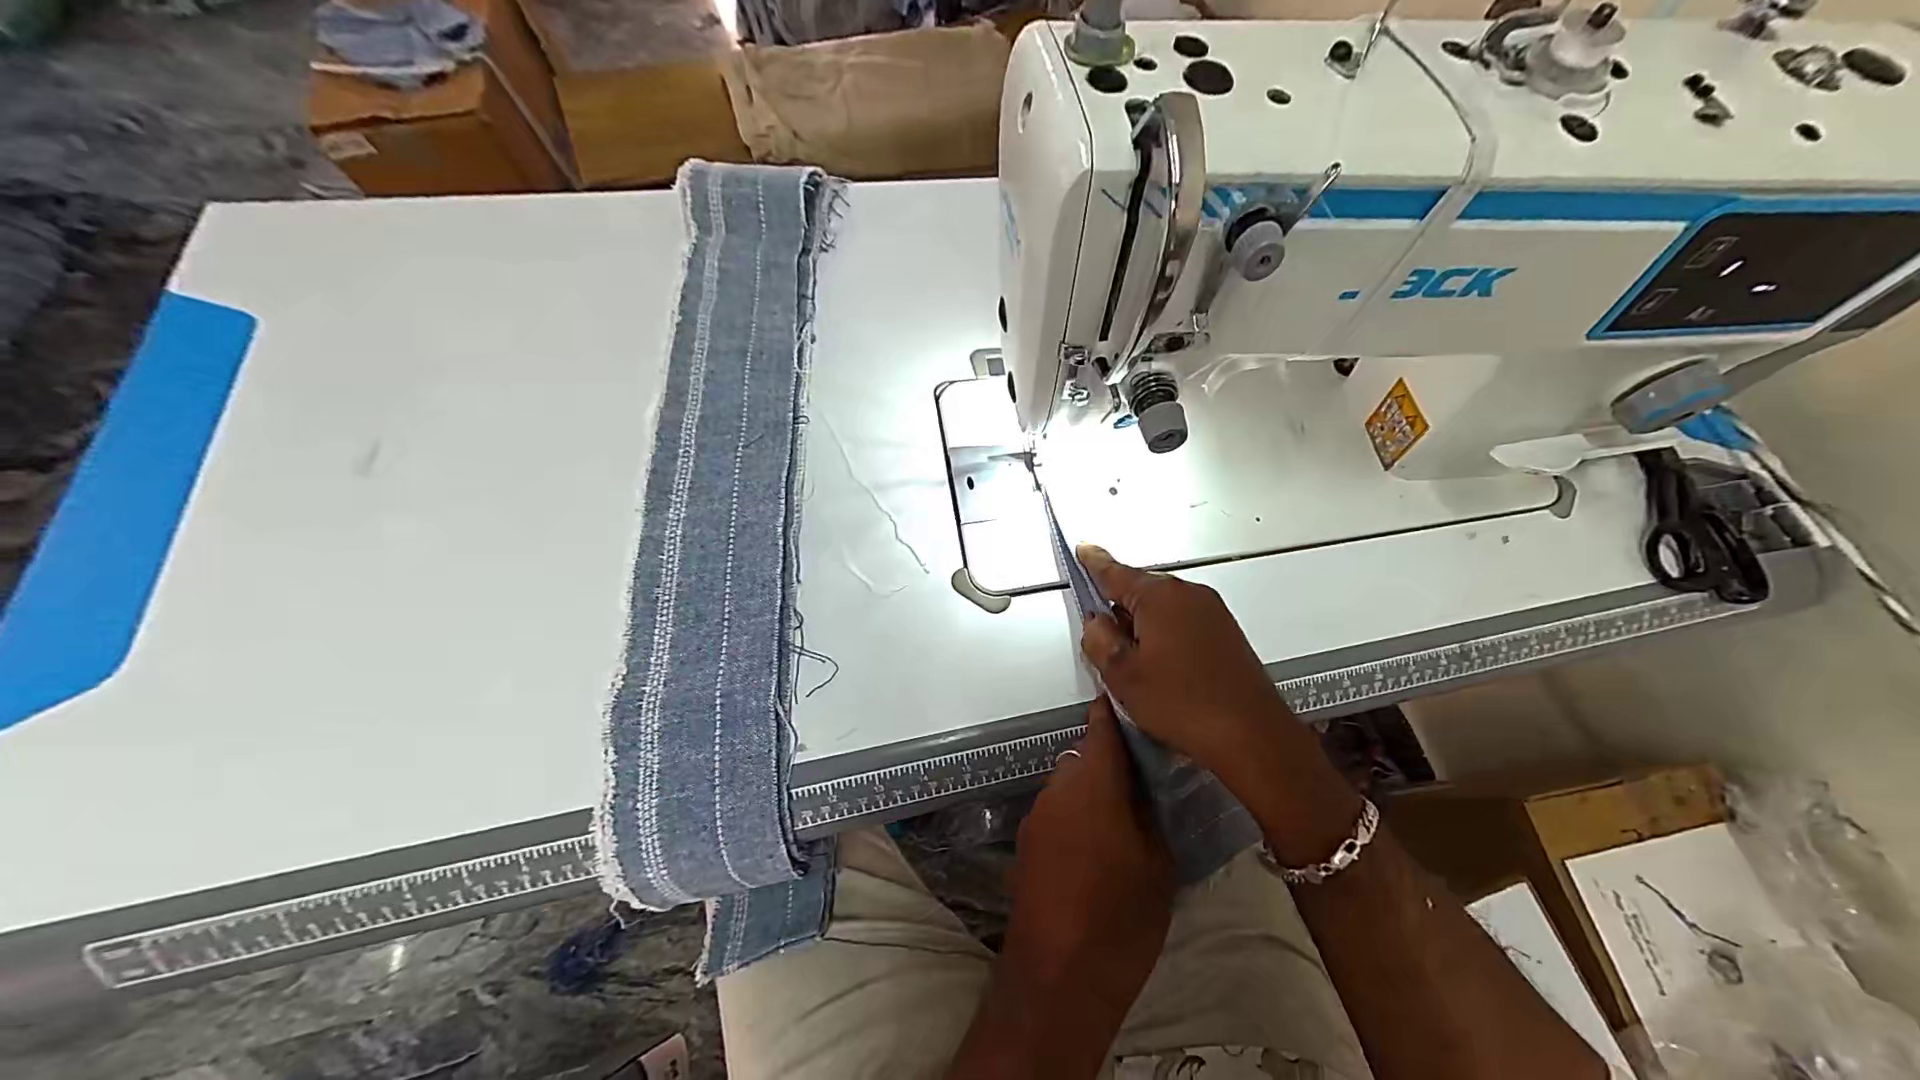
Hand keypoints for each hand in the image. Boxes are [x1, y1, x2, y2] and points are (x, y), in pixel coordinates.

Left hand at [1003, 696, 1173, 1010]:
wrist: (1057, 976)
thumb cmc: (1120, 917)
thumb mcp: (1157, 864)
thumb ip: (1149, 812)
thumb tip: (1145, 784)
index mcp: (1093, 782)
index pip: (1102, 727)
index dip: (1116, 711)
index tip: (1135, 704)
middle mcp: (1057, 787)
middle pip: (1085, 756)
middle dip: (1110, 761)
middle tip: (1143, 781)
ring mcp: (1036, 814)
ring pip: (1069, 784)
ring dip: (1091, 791)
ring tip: (1122, 820)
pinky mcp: (1025, 842)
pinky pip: (1056, 812)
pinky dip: (1075, 816)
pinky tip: (1094, 848)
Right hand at [1076, 544, 1293, 778]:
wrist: (1250, 735)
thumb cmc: (1189, 705)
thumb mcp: (1121, 674)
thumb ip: (1097, 639)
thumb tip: (1095, 623)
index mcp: (1160, 596)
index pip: (1115, 571)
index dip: (1094, 562)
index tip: (1085, 551)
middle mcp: (1190, 595)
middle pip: (1139, 592)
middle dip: (1119, 614)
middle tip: (1107, 649)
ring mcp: (1212, 613)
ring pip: (1162, 611)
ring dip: (1144, 631)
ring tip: (1140, 674)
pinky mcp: (1225, 633)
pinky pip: (1183, 625)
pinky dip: (1167, 641)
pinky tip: (1165, 676)